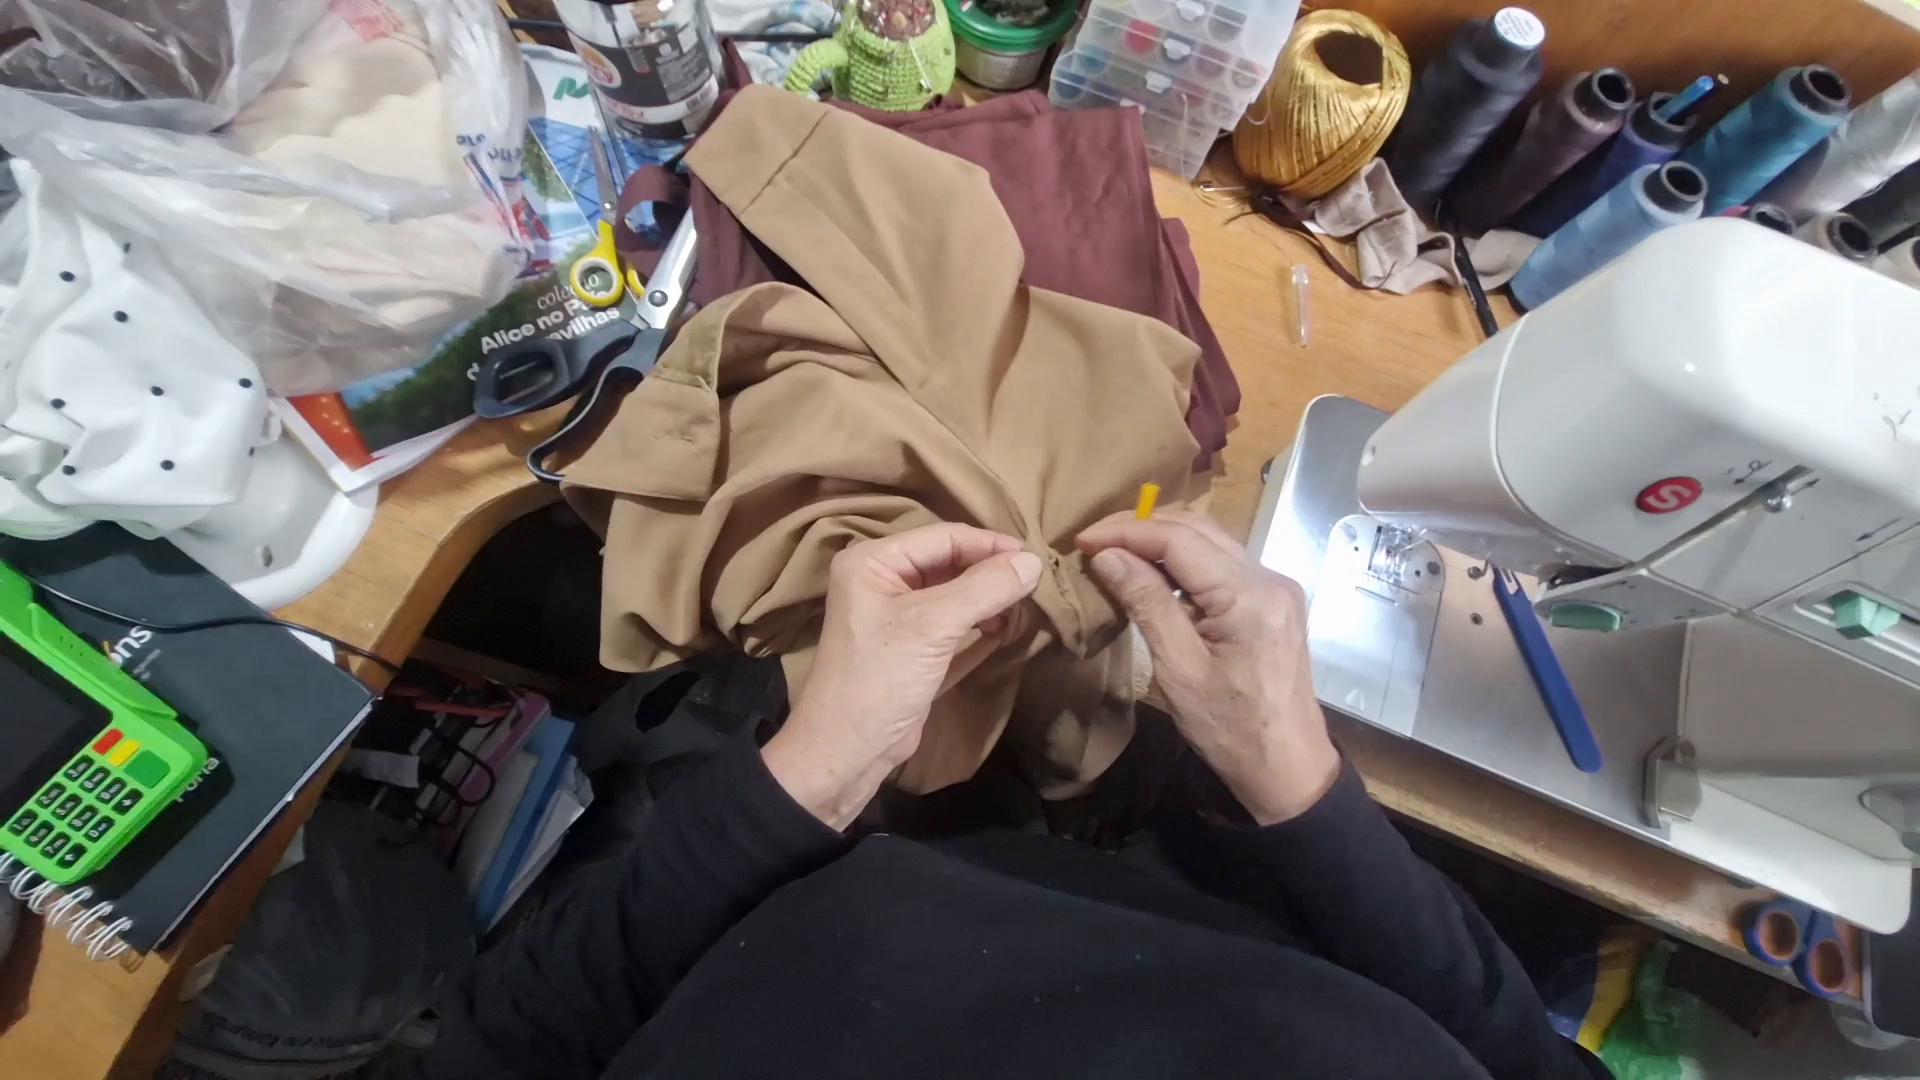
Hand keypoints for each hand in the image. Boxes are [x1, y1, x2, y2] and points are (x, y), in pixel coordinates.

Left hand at [763, 524, 1043, 828]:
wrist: (847, 751)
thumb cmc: (881, 679)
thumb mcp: (933, 627)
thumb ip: (984, 589)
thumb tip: (1034, 561)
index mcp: (872, 560)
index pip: (943, 537)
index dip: (990, 544)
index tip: (1035, 557)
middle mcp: (880, 577)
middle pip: (948, 559)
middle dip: (990, 570)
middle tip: (1035, 582)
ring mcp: (893, 610)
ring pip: (952, 587)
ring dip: (987, 594)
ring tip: (1021, 605)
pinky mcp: (908, 640)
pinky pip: (949, 614)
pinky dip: (976, 616)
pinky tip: (1000, 627)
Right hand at [1076, 509, 1338, 824]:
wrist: (1287, 769)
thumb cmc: (1229, 730)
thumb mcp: (1178, 670)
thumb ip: (1146, 604)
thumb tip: (1107, 555)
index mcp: (1250, 596)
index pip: (1180, 539)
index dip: (1126, 532)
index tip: (1082, 541)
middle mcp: (1269, 578)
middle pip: (1197, 528)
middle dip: (1140, 526)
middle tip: (1091, 540)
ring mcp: (1274, 586)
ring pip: (1209, 540)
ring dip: (1159, 538)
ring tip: (1112, 549)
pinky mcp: (1271, 599)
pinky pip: (1219, 562)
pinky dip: (1180, 558)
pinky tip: (1150, 570)